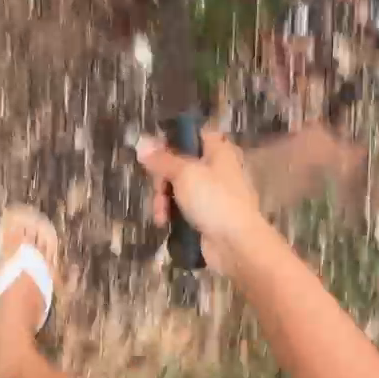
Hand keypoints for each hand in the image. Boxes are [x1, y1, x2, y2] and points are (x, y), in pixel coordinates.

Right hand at [135, 129, 275, 276]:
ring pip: (179, 188)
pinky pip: (184, 208)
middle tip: (157, 191)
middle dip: (162, 178)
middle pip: (180, 163)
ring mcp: (213, 193)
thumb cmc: (213, 200)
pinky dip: (172, 213)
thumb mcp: (184, 174)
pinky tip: (165, 222)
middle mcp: (217, 168)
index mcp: (218, 150)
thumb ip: (162, 159)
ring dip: (164, 199)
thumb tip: (142, 143)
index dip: (173, 139)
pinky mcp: (208, 215)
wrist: (236, 243)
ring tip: (161, 215)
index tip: (154, 151)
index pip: (194, 134)